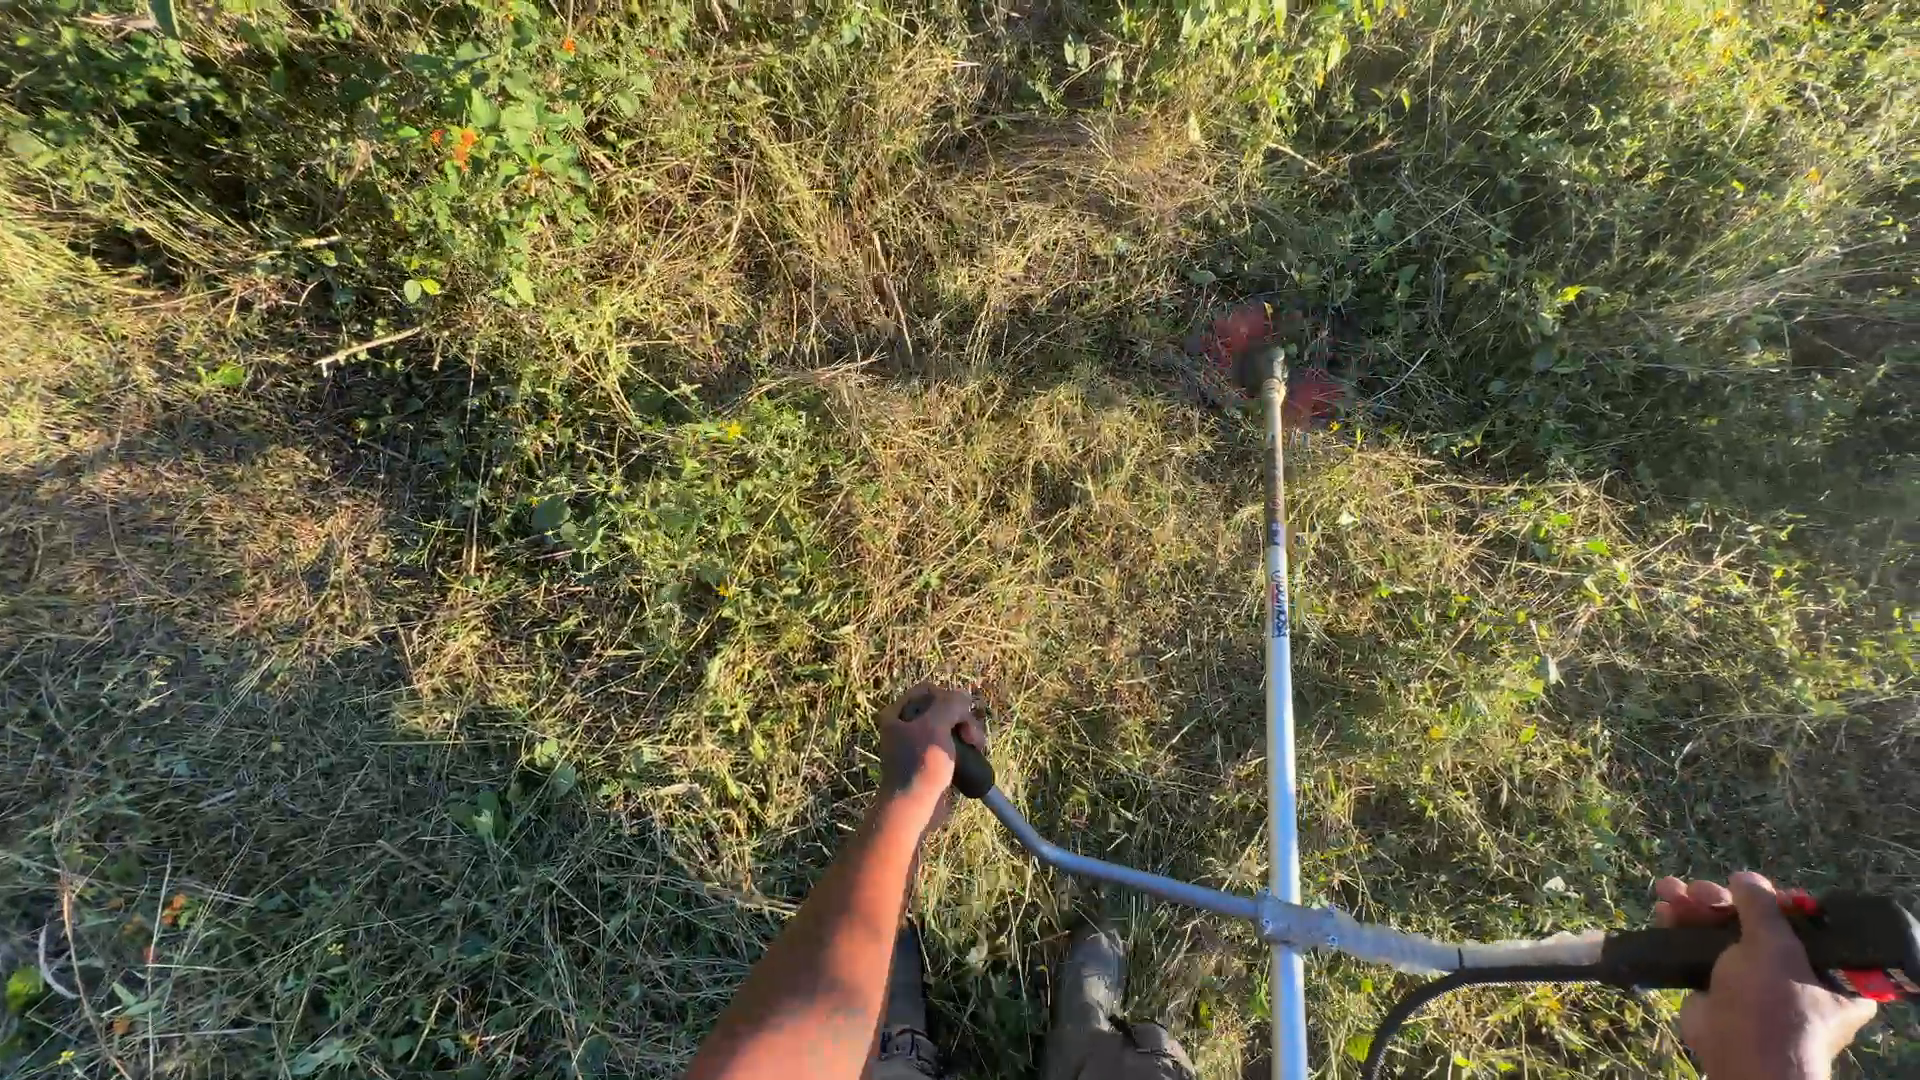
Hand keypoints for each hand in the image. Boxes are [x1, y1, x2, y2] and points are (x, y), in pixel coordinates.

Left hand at [875, 682, 985, 828]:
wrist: (913, 808)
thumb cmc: (920, 765)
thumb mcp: (934, 726)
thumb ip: (950, 704)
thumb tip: (963, 695)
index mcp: (898, 713)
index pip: (928, 690)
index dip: (948, 698)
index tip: (959, 715)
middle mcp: (906, 726)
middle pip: (943, 709)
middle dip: (963, 719)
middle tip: (971, 737)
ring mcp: (920, 745)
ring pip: (952, 728)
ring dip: (969, 733)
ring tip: (977, 747)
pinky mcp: (932, 762)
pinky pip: (953, 746)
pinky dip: (966, 748)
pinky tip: (976, 755)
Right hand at [1654, 872, 1876, 1079]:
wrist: (1738, 1051)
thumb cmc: (1774, 1004)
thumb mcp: (1775, 951)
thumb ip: (1762, 911)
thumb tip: (1746, 876)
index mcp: (1828, 972)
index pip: (1803, 925)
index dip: (1773, 902)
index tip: (1745, 888)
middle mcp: (1793, 972)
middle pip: (1753, 921)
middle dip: (1719, 900)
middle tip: (1697, 890)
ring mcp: (1751, 977)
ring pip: (1719, 929)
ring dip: (1692, 906)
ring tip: (1668, 891)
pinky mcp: (1716, 980)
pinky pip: (1698, 944)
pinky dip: (1680, 924)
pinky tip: (1663, 909)